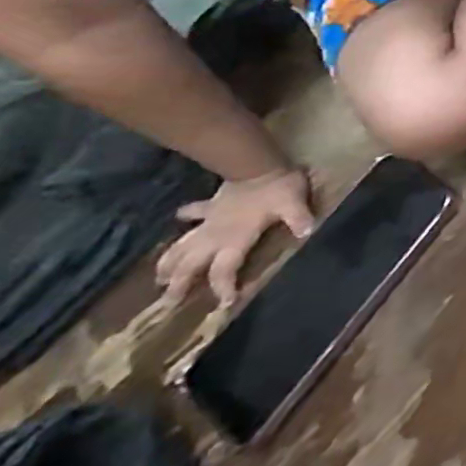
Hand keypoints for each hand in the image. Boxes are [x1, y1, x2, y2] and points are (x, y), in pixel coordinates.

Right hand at [157, 167, 314, 306]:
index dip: (222, 287)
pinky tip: (176, 220)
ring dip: (170, 260)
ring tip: (157, 277)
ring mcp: (211, 219)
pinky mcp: (212, 205)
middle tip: (169, 302)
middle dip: (180, 282)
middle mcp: (217, 234)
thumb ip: (299, 219)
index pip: (224, 269)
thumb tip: (308, 232)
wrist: (259, 162)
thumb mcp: (293, 204)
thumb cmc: (278, 187)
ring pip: (183, 244)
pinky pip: (194, 213)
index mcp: (235, 238)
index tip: (224, 303)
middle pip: (192, 263)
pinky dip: (185, 217)